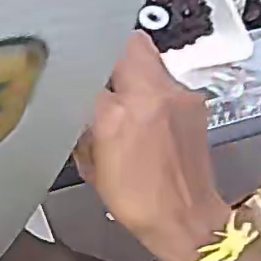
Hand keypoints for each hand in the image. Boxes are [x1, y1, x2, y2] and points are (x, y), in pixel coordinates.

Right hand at [75, 32, 230, 260]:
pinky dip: (149, 87)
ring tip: (118, 92)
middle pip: (124, 43)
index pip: (87, 72)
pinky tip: (142, 111)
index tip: (67, 76)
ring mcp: (177, 95)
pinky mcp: (193, 101)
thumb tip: (76, 108)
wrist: (184, 217)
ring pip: (148, 55)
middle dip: (104, 52)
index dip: (75, 73)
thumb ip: (83, 130)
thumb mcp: (92, 168)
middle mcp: (150, 97)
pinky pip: (164, 78)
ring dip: (128, 66)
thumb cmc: (140, 203)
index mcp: (116, 116)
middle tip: (93, 69)